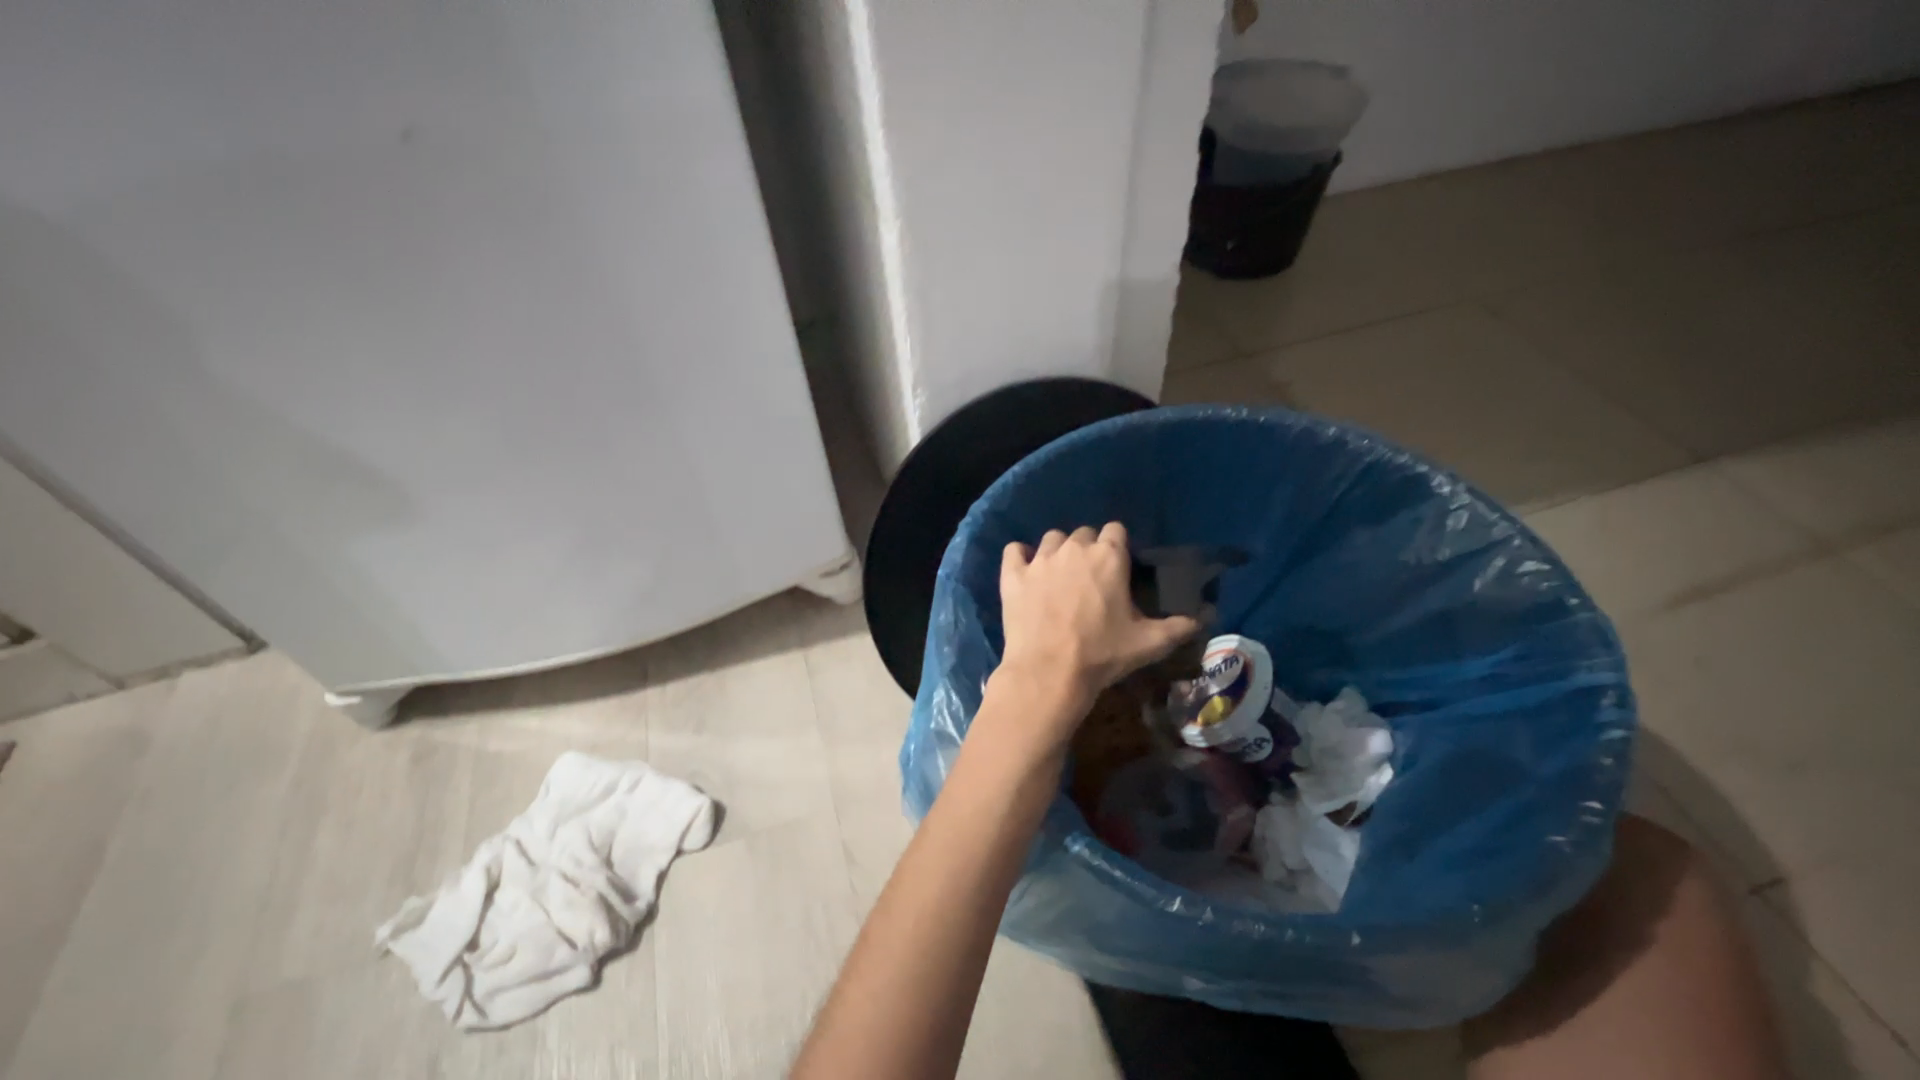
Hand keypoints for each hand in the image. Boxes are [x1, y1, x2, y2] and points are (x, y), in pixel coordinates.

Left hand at [984, 523, 1200, 753]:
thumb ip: (1178, 627)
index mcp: (1109, 556)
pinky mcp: (1013, 575)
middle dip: (1089, 549)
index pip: (1116, 530)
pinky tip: (1026, 572)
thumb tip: (1204, 619)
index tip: (1119, 567)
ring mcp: (1040, 560)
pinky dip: (1020, 557)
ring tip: (1060, 576)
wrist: (1049, 672)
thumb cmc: (1103, 654)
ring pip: (1052, 539)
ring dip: (1058, 551)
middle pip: (1084, 533)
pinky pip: (1014, 551)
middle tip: (1091, 578)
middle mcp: (1074, 549)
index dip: (1118, 546)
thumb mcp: (1149, 643)